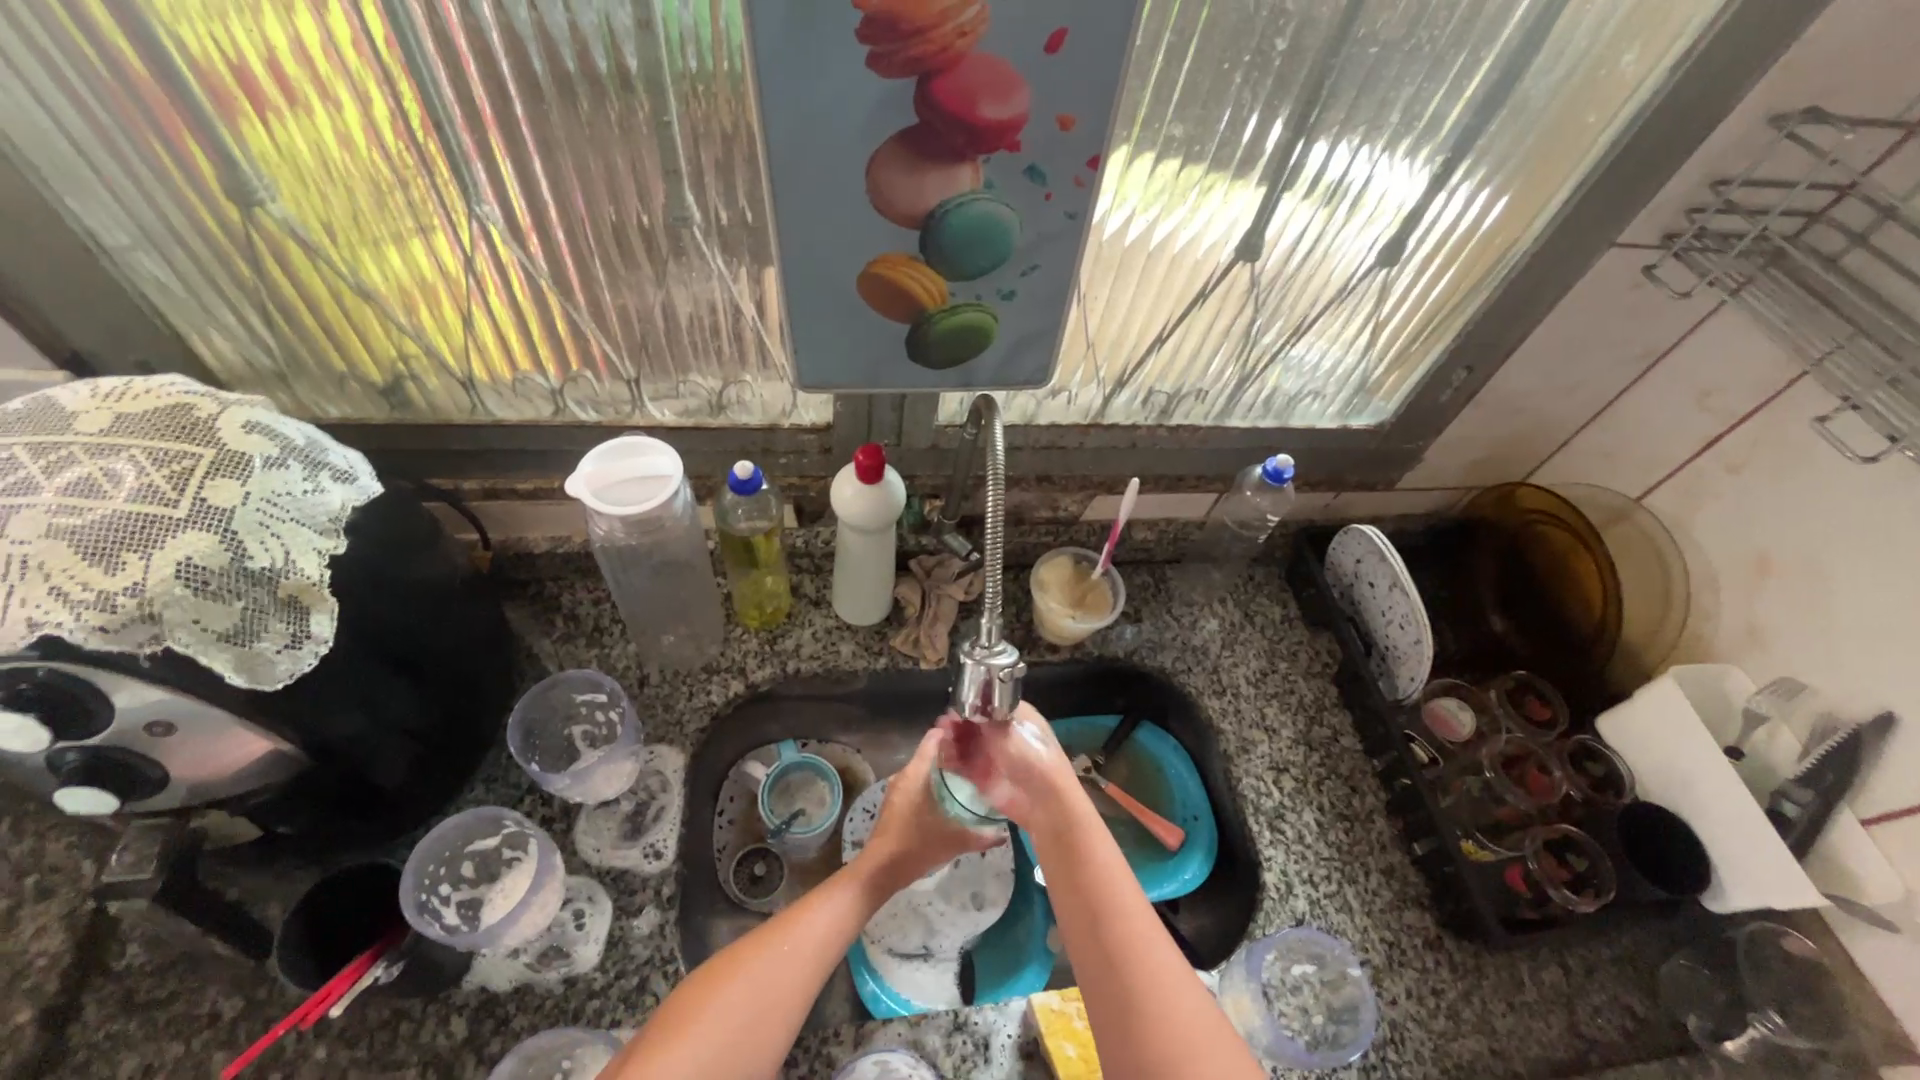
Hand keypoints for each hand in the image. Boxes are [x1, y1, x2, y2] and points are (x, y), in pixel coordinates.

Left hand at [858, 725, 1005, 892]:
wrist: (880, 870)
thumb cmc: (915, 846)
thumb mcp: (953, 841)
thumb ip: (981, 837)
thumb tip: (1005, 834)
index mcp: (916, 773)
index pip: (933, 738)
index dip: (952, 729)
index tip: (974, 727)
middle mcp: (905, 774)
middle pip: (931, 752)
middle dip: (954, 749)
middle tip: (980, 751)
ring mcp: (899, 788)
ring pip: (925, 768)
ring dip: (944, 767)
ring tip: (971, 770)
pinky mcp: (897, 802)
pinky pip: (919, 781)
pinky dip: (934, 781)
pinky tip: (951, 792)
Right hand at [935, 701, 1080, 827]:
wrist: (1043, 801)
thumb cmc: (1033, 756)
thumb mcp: (1009, 727)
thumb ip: (984, 715)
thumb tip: (964, 705)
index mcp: (1012, 715)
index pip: (985, 702)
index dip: (969, 703)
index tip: (955, 706)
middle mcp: (999, 732)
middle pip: (970, 722)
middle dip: (955, 722)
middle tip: (943, 724)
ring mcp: (989, 754)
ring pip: (962, 742)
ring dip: (949, 739)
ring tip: (940, 738)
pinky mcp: (980, 776)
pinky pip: (959, 763)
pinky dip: (948, 759)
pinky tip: (941, 755)